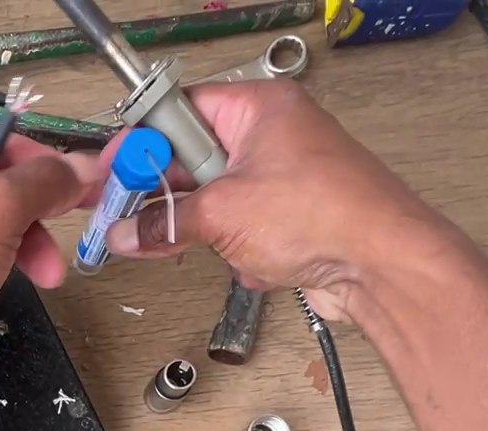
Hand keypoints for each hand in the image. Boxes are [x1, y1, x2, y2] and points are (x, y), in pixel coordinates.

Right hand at [106, 80, 452, 320]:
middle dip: (164, 192)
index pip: (180, 111)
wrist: (377, 263)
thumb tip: (127, 233)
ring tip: (183, 245)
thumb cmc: (321, 215)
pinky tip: (246, 262)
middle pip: (191, 158)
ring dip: (197, 227)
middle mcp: (268, 137)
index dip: (141, 139)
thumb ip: (166, 222)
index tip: (110, 167)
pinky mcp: (283, 218)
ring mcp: (276, 179)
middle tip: (127, 215)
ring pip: (211, 199)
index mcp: (257, 109)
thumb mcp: (223, 213)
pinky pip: (234, 227)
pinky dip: (228, 247)